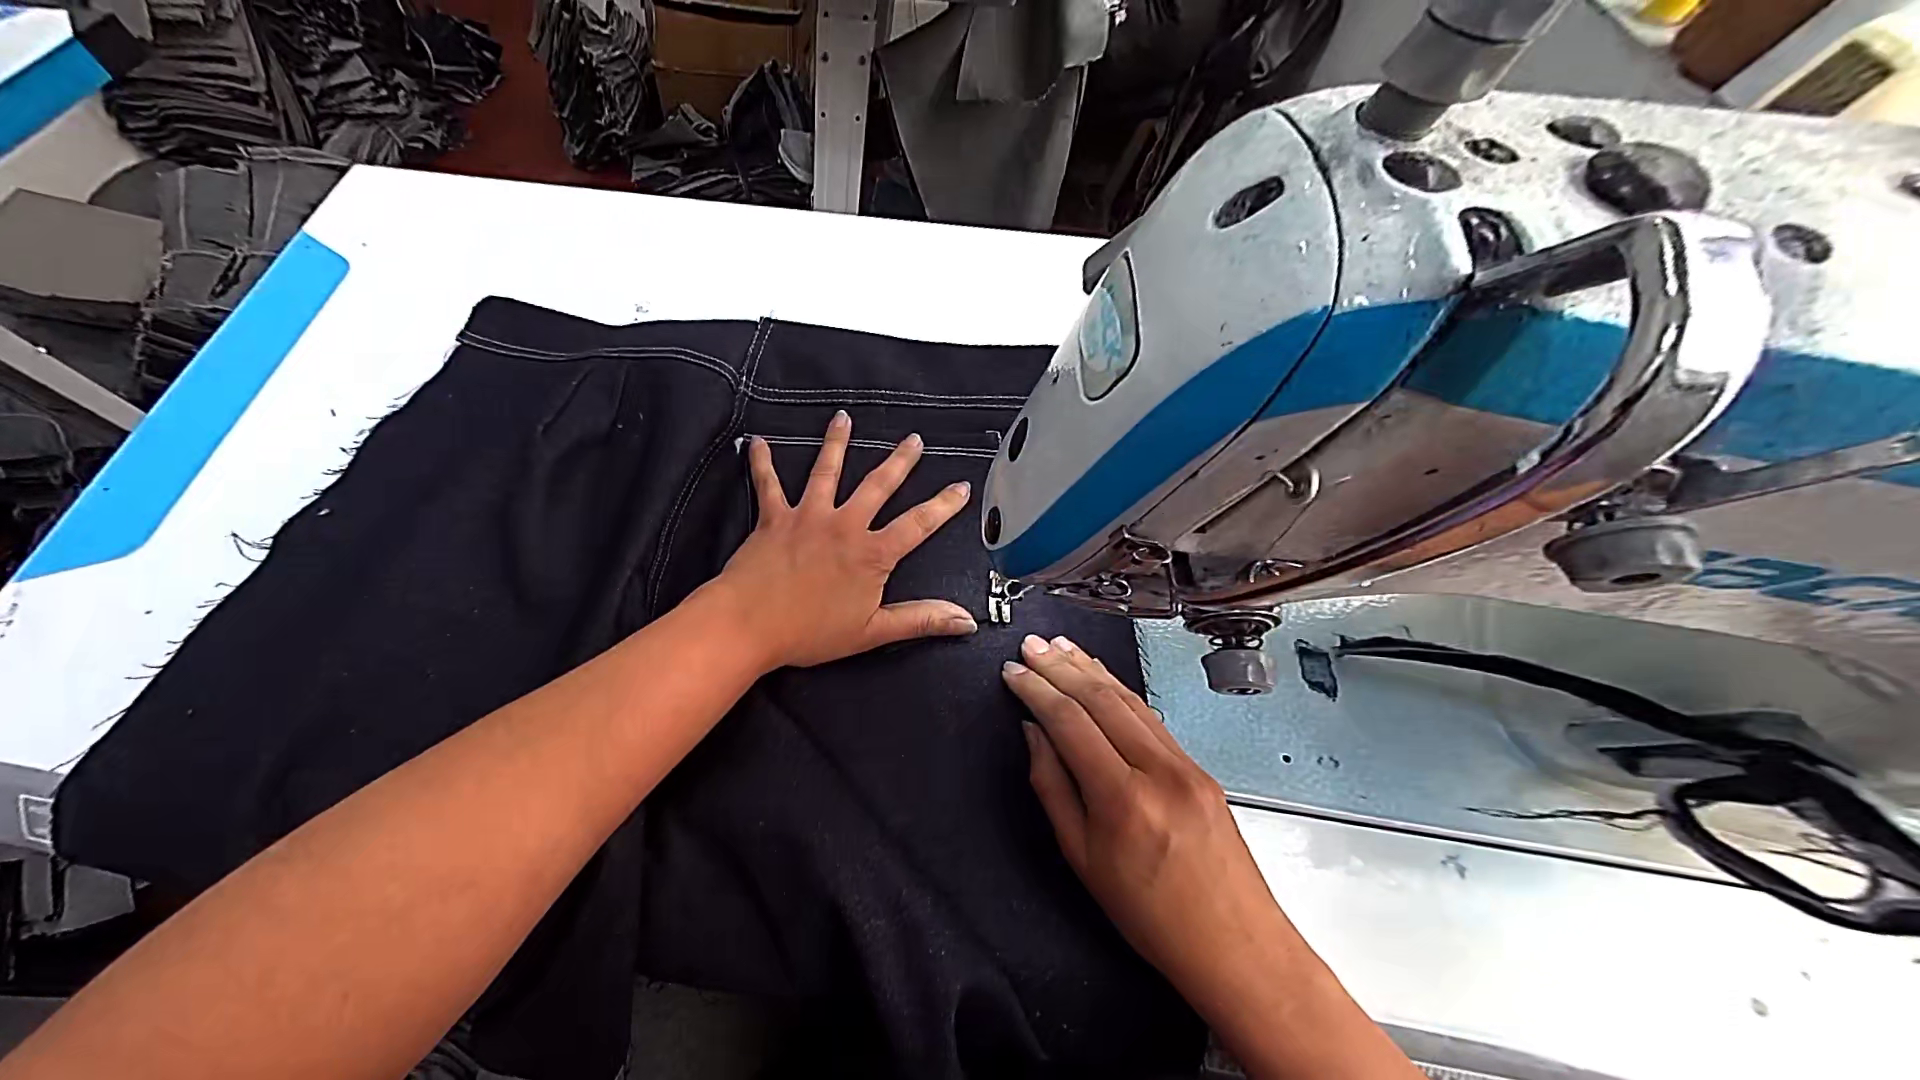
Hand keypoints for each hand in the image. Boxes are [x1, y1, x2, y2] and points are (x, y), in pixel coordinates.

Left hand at [711, 410, 976, 671]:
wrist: (748, 625)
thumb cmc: (809, 632)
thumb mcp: (872, 631)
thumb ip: (920, 621)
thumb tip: (964, 620)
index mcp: (871, 554)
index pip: (918, 524)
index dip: (943, 505)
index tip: (960, 488)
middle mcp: (843, 526)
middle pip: (878, 485)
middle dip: (900, 461)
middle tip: (914, 440)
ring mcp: (808, 517)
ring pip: (827, 470)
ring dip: (837, 442)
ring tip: (844, 419)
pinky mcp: (774, 518)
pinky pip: (768, 483)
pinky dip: (762, 462)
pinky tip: (758, 442)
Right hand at [1000, 634, 1293, 996]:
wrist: (1235, 947)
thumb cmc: (1157, 918)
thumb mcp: (1082, 859)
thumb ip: (1052, 788)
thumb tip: (1034, 736)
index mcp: (1123, 799)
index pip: (1069, 720)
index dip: (1035, 689)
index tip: (1015, 673)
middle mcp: (1159, 772)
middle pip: (1099, 698)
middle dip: (1058, 666)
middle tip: (1031, 647)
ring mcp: (1186, 765)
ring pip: (1129, 698)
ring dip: (1090, 669)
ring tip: (1061, 649)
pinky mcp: (1200, 767)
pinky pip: (1152, 716)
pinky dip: (1121, 690)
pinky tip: (1104, 679)